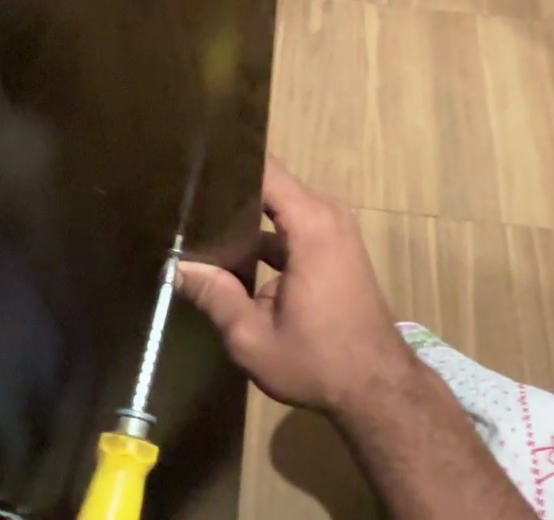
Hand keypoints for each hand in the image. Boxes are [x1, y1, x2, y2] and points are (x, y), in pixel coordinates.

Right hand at [174, 159, 420, 415]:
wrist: (378, 388)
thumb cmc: (318, 361)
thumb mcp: (253, 337)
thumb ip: (215, 295)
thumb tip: (176, 268)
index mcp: (311, 224)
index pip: (266, 170)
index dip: (229, 164)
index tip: (193, 167)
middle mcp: (326, 214)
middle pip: (270, 184)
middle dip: (230, 191)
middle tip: (185, 200)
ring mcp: (333, 229)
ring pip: (280, 206)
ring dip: (245, 215)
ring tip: (197, 223)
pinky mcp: (333, 246)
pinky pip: (293, 225)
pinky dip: (264, 235)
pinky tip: (229, 253)